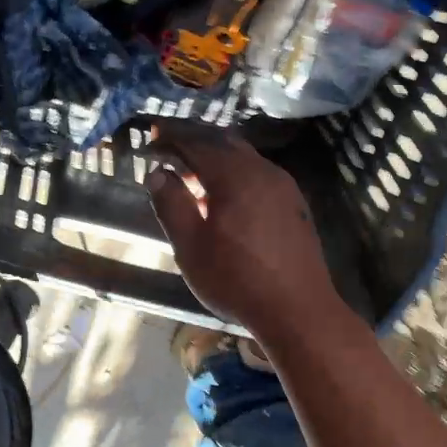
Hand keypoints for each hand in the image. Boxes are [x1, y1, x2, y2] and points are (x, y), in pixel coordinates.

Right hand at [146, 122, 344, 342]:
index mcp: (235, 176)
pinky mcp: (293, 205)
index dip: (171, 137)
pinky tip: (222, 196)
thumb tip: (158, 174)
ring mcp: (284, 187)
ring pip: (244, 158)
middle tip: (167, 147)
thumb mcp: (190, 246)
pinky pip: (257, 175)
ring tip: (190, 172)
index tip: (150, 136)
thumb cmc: (234, 279)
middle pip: (224, 142)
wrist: (296, 309)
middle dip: (194, 140)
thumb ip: (171, 205)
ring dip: (214, 157)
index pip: (197, 143)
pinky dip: (233, 173)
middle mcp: (263, 171)